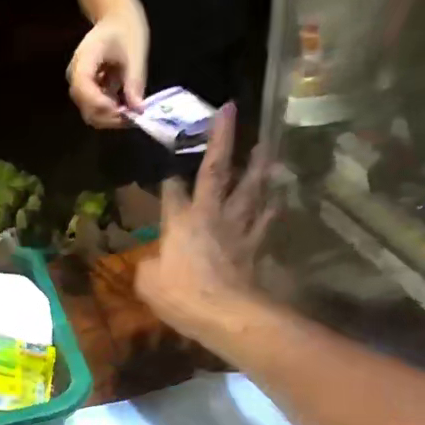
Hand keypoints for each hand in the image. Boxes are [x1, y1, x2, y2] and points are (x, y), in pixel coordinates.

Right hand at [66, 2, 148, 128]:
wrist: (116, 19)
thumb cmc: (126, 28)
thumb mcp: (135, 53)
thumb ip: (134, 82)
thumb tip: (138, 109)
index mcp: (84, 59)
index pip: (83, 88)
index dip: (100, 103)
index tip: (122, 111)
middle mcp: (76, 76)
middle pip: (86, 106)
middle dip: (108, 117)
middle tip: (132, 117)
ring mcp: (79, 85)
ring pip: (90, 112)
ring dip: (110, 117)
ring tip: (130, 112)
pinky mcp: (86, 91)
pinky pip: (95, 108)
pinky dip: (110, 112)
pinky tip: (124, 105)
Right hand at [135, 102, 281, 347]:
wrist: (224, 313)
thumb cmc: (180, 295)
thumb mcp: (148, 283)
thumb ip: (149, 265)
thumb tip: (154, 260)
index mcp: (180, 221)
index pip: (172, 191)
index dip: (168, 180)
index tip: (166, 169)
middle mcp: (210, 214)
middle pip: (218, 170)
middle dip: (222, 139)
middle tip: (230, 110)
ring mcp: (237, 228)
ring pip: (251, 188)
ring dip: (258, 166)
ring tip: (264, 147)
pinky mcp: (254, 245)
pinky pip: (266, 219)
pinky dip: (272, 206)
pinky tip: (277, 196)